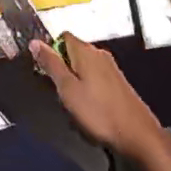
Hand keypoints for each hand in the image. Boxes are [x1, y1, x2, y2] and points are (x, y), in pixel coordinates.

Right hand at [30, 35, 169, 158]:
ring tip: (71, 101)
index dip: (50, 49)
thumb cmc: (97, 111)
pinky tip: (86, 105)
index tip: (43, 69)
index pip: (62, 37)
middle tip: (56, 89)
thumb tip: (34, 42)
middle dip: (60, 67)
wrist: (136, 134)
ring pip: (82, 66)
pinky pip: (93, 77)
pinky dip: (85, 86)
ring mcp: (110, 68)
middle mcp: (99, 54)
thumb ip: (51, 64)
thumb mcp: (67, 88)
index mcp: (86, 51)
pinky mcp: (117, 82)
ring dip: (72, 79)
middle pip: (72, 51)